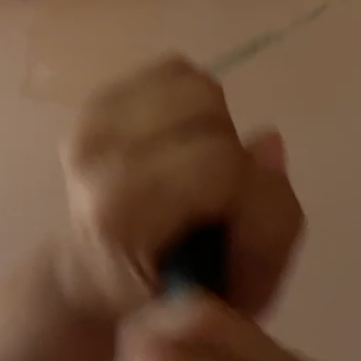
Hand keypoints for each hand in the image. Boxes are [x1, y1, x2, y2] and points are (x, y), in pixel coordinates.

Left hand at [50, 56, 304, 323]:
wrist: (91, 270)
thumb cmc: (172, 289)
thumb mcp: (240, 291)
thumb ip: (271, 225)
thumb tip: (268, 138)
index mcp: (119, 212)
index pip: (221, 166)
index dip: (251, 198)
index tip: (238, 235)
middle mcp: (92, 156)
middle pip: (208, 111)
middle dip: (231, 152)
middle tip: (216, 196)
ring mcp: (89, 121)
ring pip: (194, 84)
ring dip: (213, 122)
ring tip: (198, 167)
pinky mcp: (96, 98)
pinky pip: (174, 70)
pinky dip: (192, 100)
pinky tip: (179, 141)